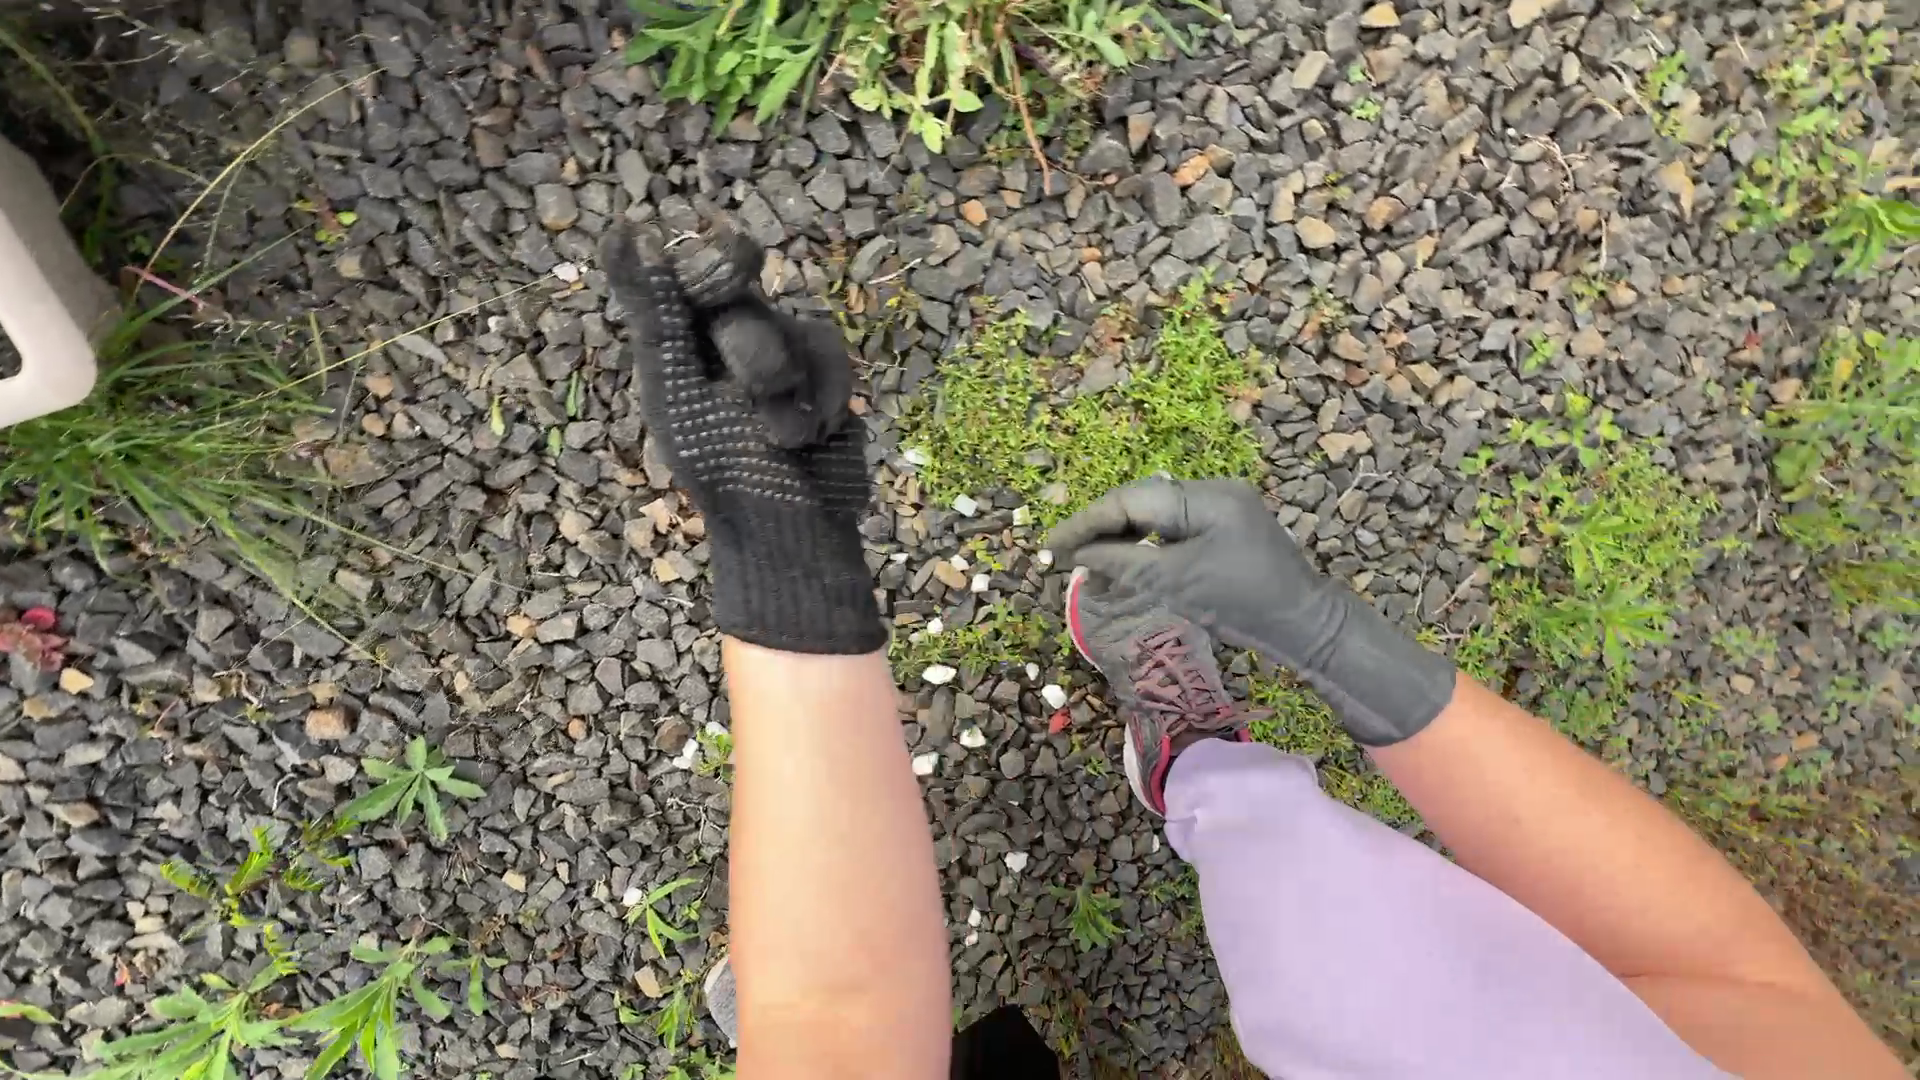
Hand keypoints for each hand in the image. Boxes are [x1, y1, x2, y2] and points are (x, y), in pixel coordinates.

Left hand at [602, 224, 882, 654]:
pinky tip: (817, 433)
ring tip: (784, 438)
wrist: (792, 529)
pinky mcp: (830, 375)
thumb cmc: (720, 470)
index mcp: (681, 341)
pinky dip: (827, 396)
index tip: (718, 283)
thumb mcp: (675, 393)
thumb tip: (629, 229)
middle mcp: (732, 337)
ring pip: (798, 325)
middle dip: (754, 355)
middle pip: (748, 296)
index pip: (691, 267)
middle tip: (753, 399)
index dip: (709, 268)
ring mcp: (786, 353)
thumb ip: (657, 316)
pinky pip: (834, 354)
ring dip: (791, 388)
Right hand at [1048, 478, 1454, 744]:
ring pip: (1153, 517)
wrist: (1307, 626)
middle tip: (1066, 556)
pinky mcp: (1223, 529)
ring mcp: (1220, 509)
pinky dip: (1145, 548)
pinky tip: (1124, 565)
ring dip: (1120, 540)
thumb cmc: (1244, 604)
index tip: (1052, 545)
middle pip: (1139, 503)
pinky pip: (1172, 531)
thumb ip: (1124, 562)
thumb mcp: (1177, 583)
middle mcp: (1212, 492)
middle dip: (1101, 530)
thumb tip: (1080, 553)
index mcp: (1205, 497)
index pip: (1129, 500)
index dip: (1086, 522)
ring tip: (1089, 566)